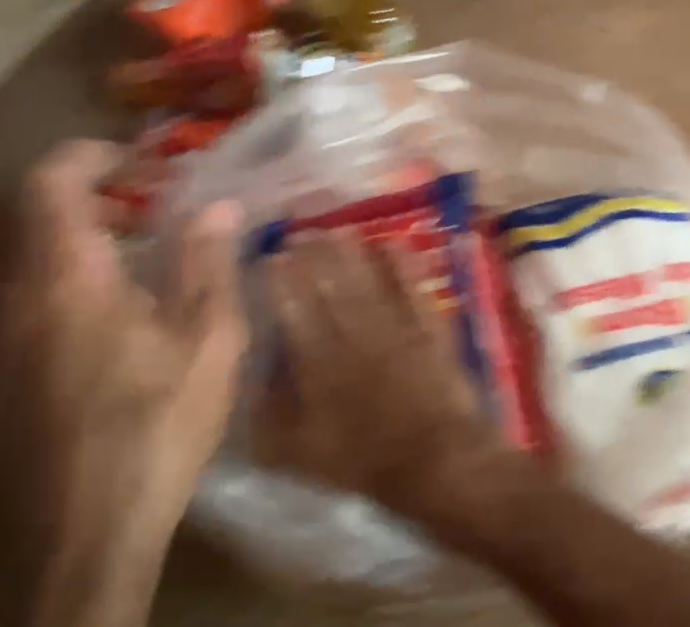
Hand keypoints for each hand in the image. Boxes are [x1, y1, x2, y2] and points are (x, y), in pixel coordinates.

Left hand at [0, 140, 245, 625]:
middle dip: (53, 194)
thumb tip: (218, 206)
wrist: (90, 531)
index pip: (48, 183)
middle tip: (116, 214)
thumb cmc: (159, 426)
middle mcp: (2, 300)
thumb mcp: (210, 343)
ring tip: (87, 264)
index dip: (86, 156)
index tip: (132, 162)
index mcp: (64, 279)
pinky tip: (57, 323)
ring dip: (25, 239)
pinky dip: (7, 286)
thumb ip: (209, 264)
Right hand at [256, 233, 510, 515]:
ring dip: (352, 251)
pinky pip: (415, 288)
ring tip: (336, 228)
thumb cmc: (364, 462)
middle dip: (314, 254)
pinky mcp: (431, 328)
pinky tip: (393, 242)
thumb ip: (270, 413)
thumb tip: (251, 377)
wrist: (437, 461)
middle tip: (301, 226)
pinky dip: (404, 264)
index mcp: (319, 361)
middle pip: (331, 285)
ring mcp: (396, 327)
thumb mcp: (298, 453)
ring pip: (369, 279)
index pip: (295, 310)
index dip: (282, 280)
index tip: (271, 254)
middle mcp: (355, 334)